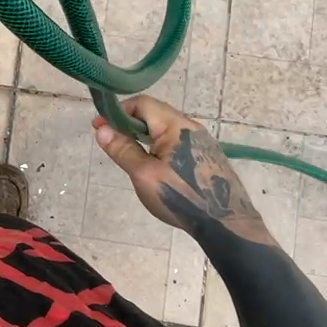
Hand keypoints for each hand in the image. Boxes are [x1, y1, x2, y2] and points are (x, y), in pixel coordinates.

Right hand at [92, 97, 276, 246]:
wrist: (227, 224)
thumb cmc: (181, 196)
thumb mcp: (144, 174)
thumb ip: (123, 149)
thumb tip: (101, 129)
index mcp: (175, 125)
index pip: (142, 103)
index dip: (118, 112)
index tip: (100, 128)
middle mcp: (190, 127)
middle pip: (154, 114)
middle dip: (129, 124)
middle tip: (112, 143)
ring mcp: (202, 142)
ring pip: (166, 129)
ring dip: (144, 136)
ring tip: (131, 156)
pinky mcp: (207, 156)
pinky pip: (177, 142)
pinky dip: (159, 146)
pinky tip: (155, 167)